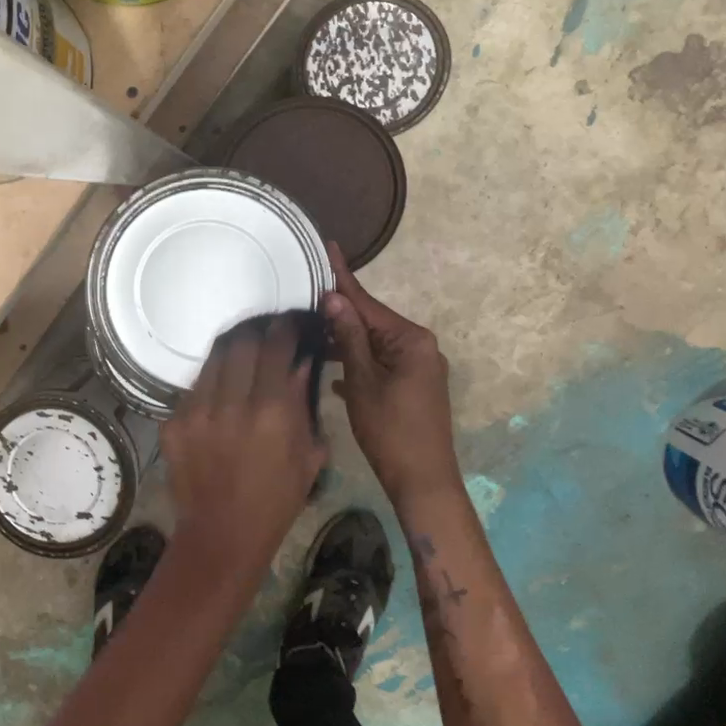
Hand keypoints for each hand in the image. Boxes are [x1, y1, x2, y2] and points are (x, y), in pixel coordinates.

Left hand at [160, 315, 327, 573]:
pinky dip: (211, 384)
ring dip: (230, 351)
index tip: (289, 321)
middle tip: (264, 332)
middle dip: (255, 331)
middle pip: (240, 342)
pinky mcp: (172, 422)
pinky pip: (193, 388)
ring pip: (212, 359)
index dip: (284, 327)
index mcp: (271, 411)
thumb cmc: (275, 500)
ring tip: (241, 353)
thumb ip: (302, 404)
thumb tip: (299, 364)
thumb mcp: (307, 454)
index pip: (275, 346)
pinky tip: (220, 393)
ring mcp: (196, 411)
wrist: (222, 534)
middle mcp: (230, 403)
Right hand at [322, 245, 457, 496]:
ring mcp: (418, 367)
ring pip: (372, 344)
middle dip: (338, 312)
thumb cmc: (390, 429)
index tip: (330, 246)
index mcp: (411, 340)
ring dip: (344, 340)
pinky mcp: (412, 386)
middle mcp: (420, 346)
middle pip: (371, 321)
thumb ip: (348, 337)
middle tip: (303, 298)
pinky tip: (330, 367)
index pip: (368, 302)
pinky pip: (378, 363)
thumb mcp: (362, 381)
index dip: (343, 277)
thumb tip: (333, 298)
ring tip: (309, 331)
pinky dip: (356, 362)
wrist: (422, 479)